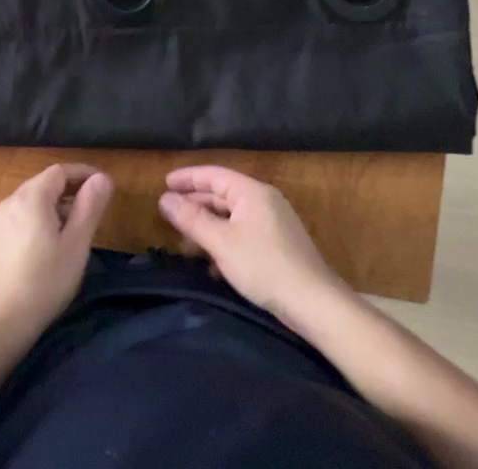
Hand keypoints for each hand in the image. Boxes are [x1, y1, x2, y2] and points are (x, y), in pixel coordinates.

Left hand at [0, 164, 113, 336]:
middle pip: (44, 182)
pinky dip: (40, 215)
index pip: (59, 171)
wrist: (2, 319)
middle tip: (94, 206)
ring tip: (76, 225)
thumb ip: (89, 207)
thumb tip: (102, 178)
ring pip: (32, 199)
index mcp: (31, 197)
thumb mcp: (75, 244)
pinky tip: (51, 240)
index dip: (83, 173)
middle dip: (70, 188)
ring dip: (56, 203)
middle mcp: (10, 200)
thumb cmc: (45, 281)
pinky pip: (22, 214)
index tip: (104, 185)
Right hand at [158, 165, 348, 319]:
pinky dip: (224, 241)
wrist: (314, 303)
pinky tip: (212, 263)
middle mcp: (264, 201)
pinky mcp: (278, 245)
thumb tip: (164, 198)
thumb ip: (191, 218)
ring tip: (186, 241)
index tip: (164, 183)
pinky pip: (243, 233)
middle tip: (169, 213)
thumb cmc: (264, 266)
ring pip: (232, 217)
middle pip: (222, 194)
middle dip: (195, 204)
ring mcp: (274, 223)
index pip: (214, 174)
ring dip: (208, 226)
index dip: (187, 177)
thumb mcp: (221, 242)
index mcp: (252, 193)